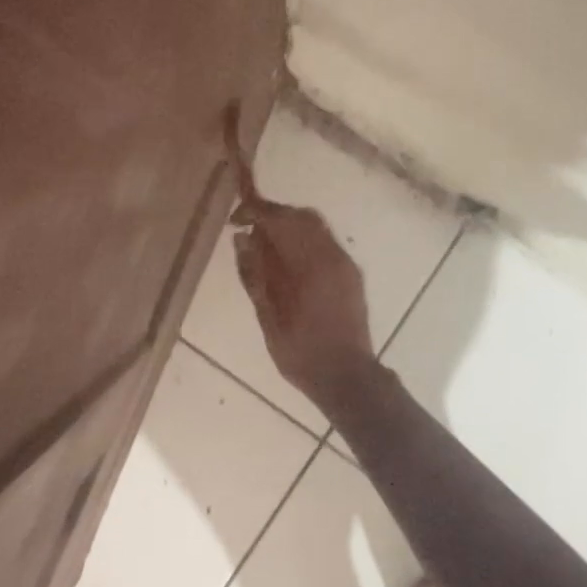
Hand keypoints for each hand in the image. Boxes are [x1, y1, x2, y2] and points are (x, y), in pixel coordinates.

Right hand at [231, 199, 379, 408]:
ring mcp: (344, 263)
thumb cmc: (301, 353)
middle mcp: (331, 256)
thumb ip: (254, 274)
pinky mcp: (351, 272)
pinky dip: (304, 239)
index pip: (280, 220)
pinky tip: (288, 261)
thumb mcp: (268, 317)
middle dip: (272, 215)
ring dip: (289, 225)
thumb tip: (241, 237)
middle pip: (300, 216)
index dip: (255, 210)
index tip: (235, 218)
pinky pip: (325, 241)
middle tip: (247, 229)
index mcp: (308, 265)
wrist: (347, 376)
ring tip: (265, 246)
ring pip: (315, 226)